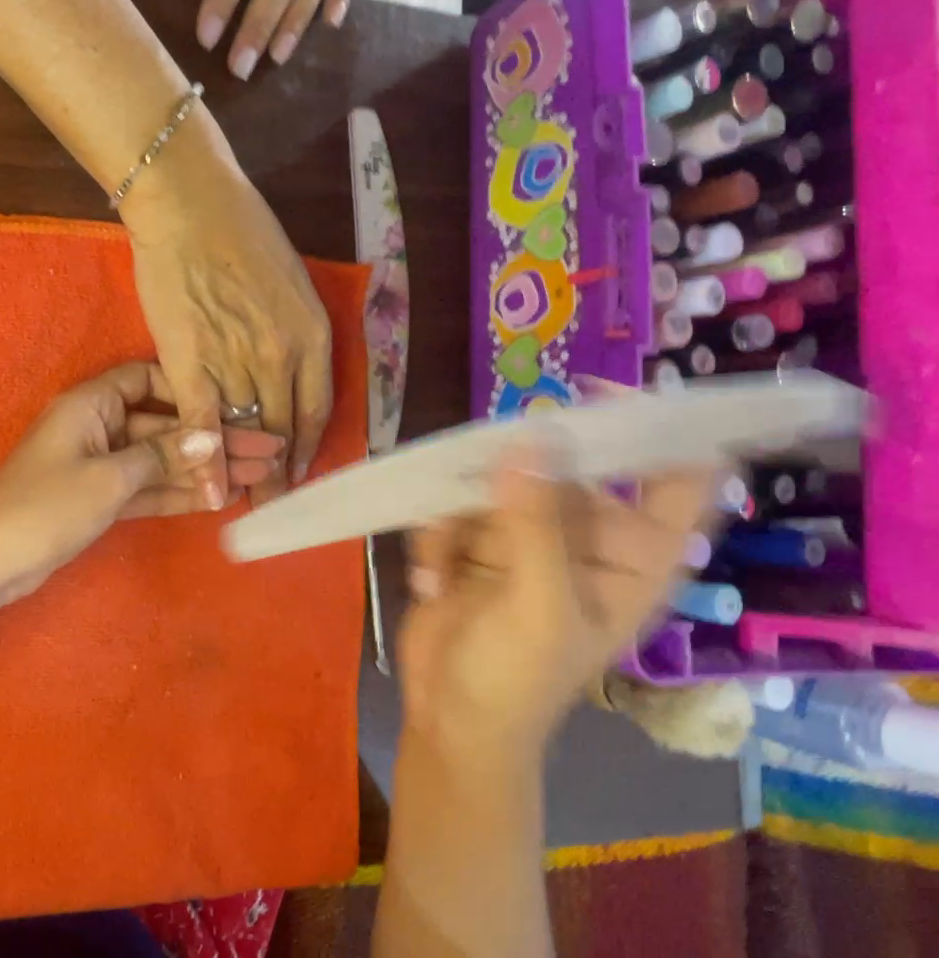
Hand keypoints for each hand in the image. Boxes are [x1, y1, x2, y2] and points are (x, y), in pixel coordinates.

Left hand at [0, 363, 284, 607]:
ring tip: (259, 476)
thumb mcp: (109, 477)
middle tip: (269, 451)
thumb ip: (161, 456)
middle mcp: (96, 426)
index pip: (145, 379)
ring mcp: (98, 465)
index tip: (233, 403)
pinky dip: (177, 493)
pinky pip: (145, 488)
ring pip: (158, 461)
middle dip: (211, 439)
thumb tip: (209, 437)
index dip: (187, 390)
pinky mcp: (98, 499)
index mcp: (90, 404)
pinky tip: (219, 499)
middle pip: (161, 425)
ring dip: (202, 469)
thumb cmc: (45, 506)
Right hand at [120, 161, 332, 506]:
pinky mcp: (189, 363)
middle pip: (281, 429)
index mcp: (312, 333)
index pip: (316, 409)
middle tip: (271, 504)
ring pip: (244, 432)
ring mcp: (235, 361)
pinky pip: (203, 423)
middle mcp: (282, 356)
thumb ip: (289, 328)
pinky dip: (207, 460)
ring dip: (245, 472)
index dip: (306, 449)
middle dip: (276, 472)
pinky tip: (210, 492)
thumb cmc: (240, 229)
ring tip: (243, 503)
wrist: (188, 205)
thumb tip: (278, 364)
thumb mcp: (288, 280)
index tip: (296, 472)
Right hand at [399, 440, 720, 759]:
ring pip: (496, 486)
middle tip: (473, 482)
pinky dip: (435, 538)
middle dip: (512, 479)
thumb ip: (536, 522)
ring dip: (460, 519)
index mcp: (637, 558)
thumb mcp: (537, 605)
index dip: (660, 430)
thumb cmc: (515, 677)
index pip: (682, 478)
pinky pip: (454, 511)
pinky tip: (431, 579)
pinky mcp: (475, 547)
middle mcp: (588, 541)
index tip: (601, 395)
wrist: (448, 718)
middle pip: (565, 471)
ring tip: (446, 565)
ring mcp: (526, 542)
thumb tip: (532, 434)